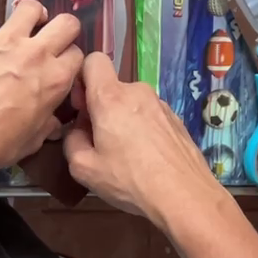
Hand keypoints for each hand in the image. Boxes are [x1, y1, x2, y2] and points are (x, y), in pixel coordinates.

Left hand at [0, 1, 82, 181]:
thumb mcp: (35, 139)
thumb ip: (48, 122)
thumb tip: (53, 121)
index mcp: (56, 78)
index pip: (77, 53)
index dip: (69, 60)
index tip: (60, 66)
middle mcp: (35, 53)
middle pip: (66, 22)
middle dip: (62, 30)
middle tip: (50, 41)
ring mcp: (4, 40)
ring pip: (30, 8)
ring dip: (32, 19)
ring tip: (24, 31)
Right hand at [64, 53, 230, 224]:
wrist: (186, 197)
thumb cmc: (130, 180)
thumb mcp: (83, 168)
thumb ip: (71, 142)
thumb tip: (78, 133)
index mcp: (110, 97)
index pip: (93, 60)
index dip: (82, 78)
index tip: (82, 106)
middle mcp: (137, 92)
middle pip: (111, 88)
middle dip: (101, 108)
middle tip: (101, 140)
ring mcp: (160, 105)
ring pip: (131, 103)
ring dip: (123, 120)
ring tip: (126, 155)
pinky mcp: (176, 119)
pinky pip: (150, 116)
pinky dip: (143, 130)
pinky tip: (147, 159)